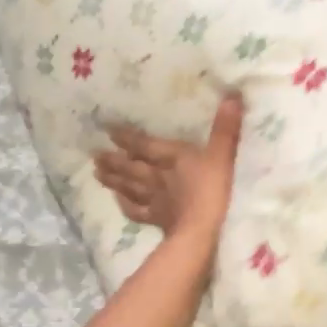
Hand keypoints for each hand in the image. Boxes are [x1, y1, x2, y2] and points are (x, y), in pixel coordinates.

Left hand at [94, 94, 242, 243]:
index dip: (127, 137)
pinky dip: (125, 205)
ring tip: (97, 172)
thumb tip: (232, 96)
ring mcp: (155, 200)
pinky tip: (118, 201)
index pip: (144, 145)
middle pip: (131, 167)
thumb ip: (226, 128)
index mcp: (171, 158)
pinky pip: (136, 211)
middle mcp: (157, 177)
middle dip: (113, 159)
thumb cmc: (212, 191)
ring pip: (129, 186)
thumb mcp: (222, 155)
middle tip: (94, 154)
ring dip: (113, 179)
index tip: (108, 130)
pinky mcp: (157, 220)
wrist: (200, 231)